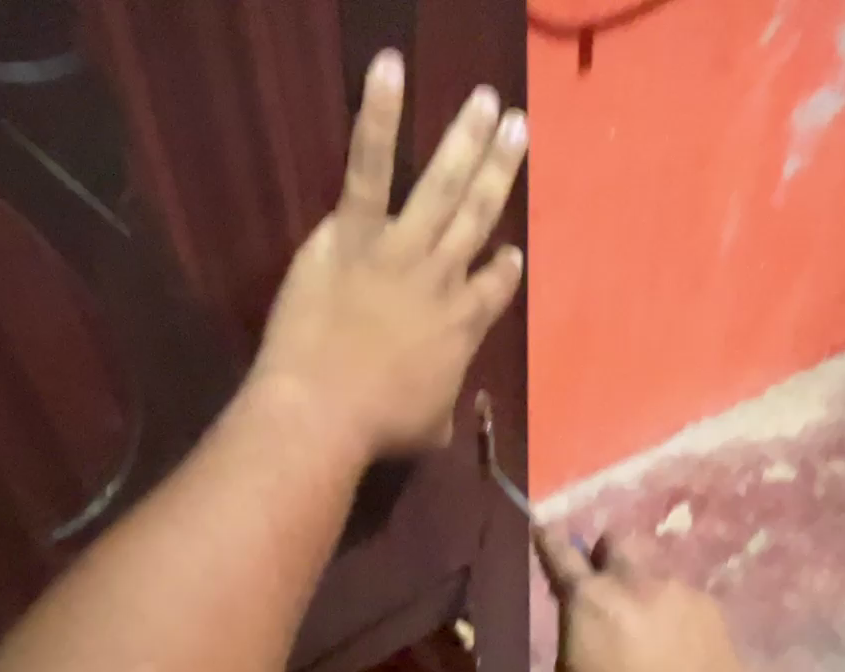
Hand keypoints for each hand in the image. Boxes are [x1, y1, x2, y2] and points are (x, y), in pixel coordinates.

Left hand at [252, 50, 526, 456]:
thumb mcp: (431, 429)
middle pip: (479, 216)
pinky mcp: (354, 233)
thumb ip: (444, 409)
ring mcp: (401, 250)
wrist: (325, 411)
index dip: (505, 266)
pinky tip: (390, 69)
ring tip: (487, 100)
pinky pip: (369, 168)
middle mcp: (443, 278)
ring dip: (467, 140)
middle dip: (501, 172)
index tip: (511, 251)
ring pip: (443, 186)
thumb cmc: (378, 427)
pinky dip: (378, 117)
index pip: (496, 285)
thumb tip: (447, 414)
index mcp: (464, 326)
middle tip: (519, 129)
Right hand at [534, 530, 751, 671]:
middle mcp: (631, 579)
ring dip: (641, 589)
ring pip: (648, 571)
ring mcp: (673, 585)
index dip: (547, 539)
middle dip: (605, 556)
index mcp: (589, 598)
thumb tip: (576, 606)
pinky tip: (680, 643)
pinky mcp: (706, 600)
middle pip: (613, 540)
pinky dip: (672, 610)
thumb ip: (572, 626)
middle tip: (607, 587)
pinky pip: (679, 593)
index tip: (541, 526)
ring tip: (651, 631)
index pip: (559, 554)